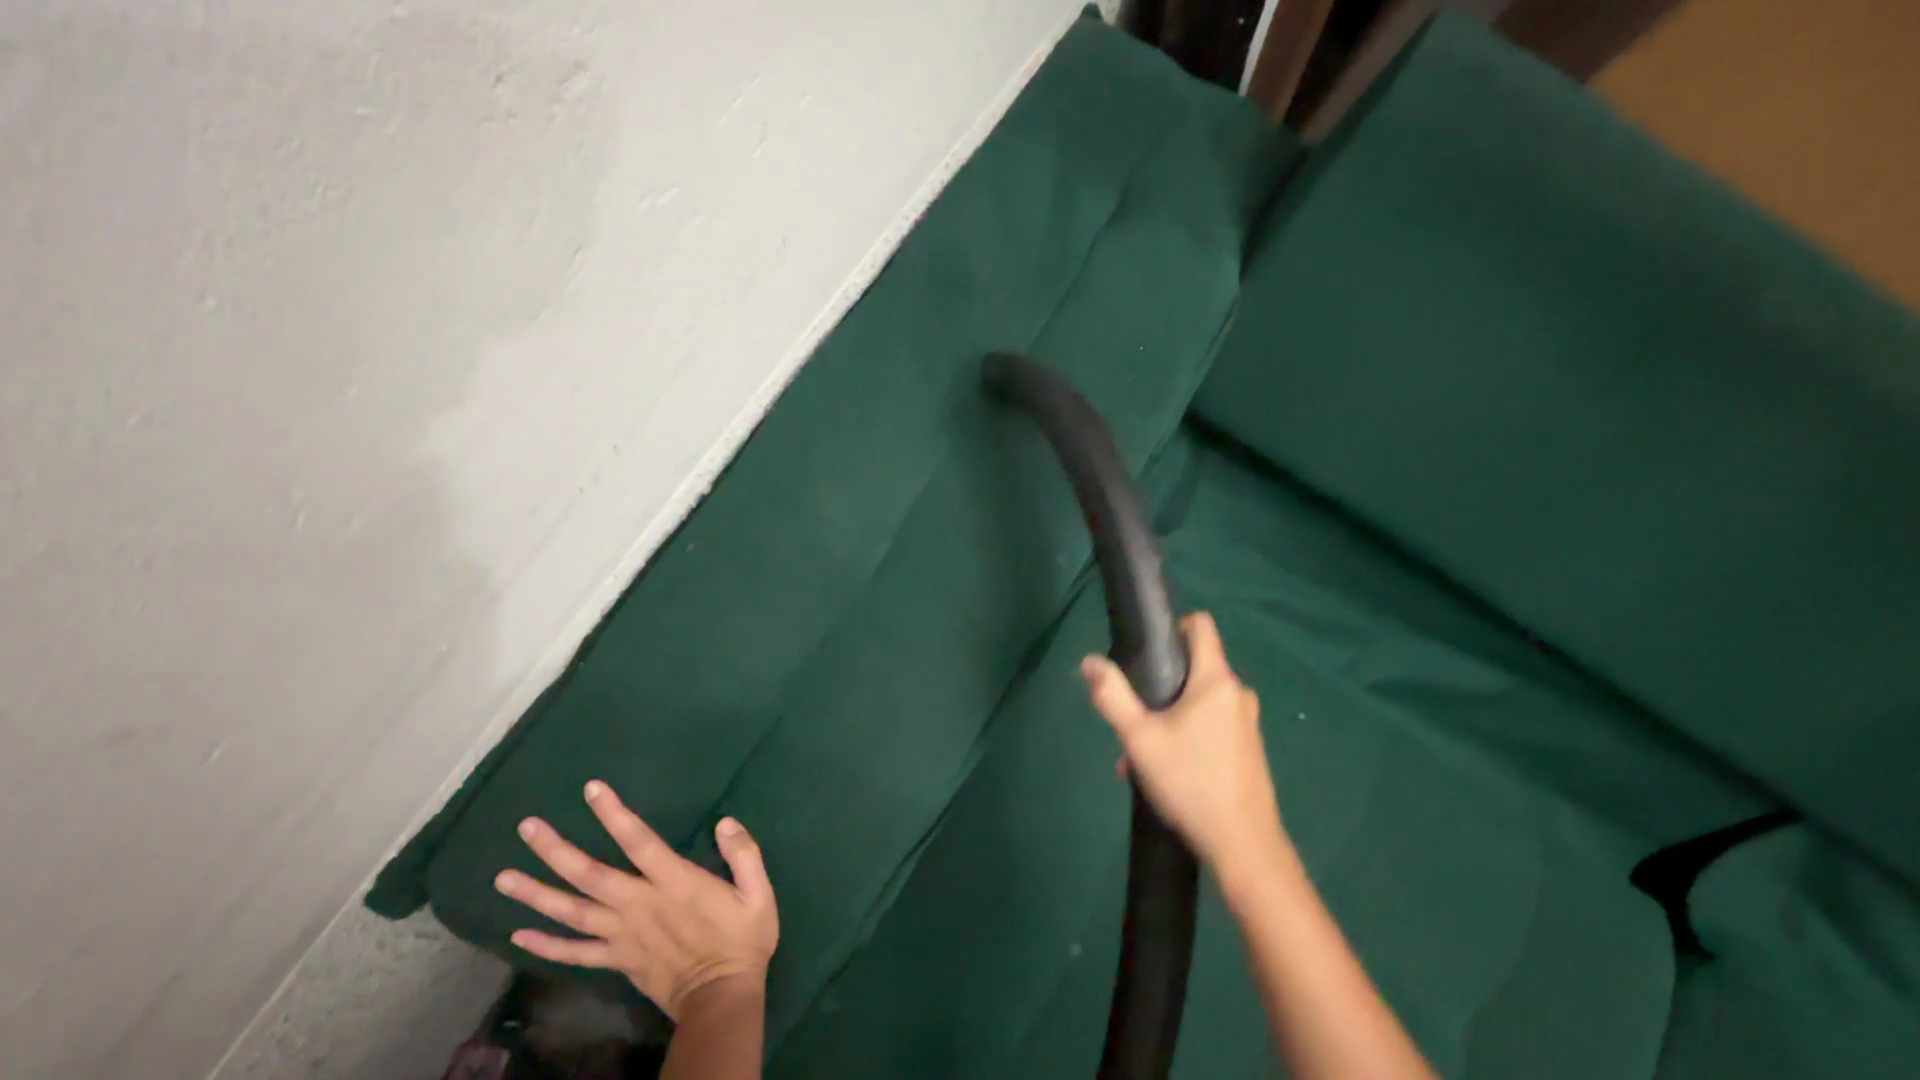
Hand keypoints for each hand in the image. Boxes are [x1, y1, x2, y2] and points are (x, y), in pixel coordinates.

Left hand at [494, 781, 778, 1019]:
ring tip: (503, 878)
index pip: (639, 841)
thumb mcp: (759, 895)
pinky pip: (575, 953)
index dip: (614, 814)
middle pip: (589, 874)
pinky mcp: (617, 960)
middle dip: (556, 850)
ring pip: (572, 911)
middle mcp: (639, 904)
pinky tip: (518, 937)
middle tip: (526, 827)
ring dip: (536, 894)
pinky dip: (546, 946)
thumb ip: (744, 855)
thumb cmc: (742, 941)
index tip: (592, 789)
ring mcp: (623, 934)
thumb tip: (726, 822)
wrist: (723, 996)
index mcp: (674, 883)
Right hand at [1082, 612, 1285, 873]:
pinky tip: (1164, 775)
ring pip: (1200, 705)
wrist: (1243, 845)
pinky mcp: (1249, 751)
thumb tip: (1090, 662)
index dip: (1172, 627)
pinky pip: (1212, 728)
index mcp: (1216, 680)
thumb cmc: (1190, 782)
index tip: (1146, 652)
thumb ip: (1112, 696)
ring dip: (1168, 721)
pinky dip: (1187, 739)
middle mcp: (1238, 694)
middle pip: (1194, 669)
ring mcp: (1248, 724)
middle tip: (1132, 719)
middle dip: (1159, 689)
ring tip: (1139, 758)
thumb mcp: (1139, 739)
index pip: (1201, 625)